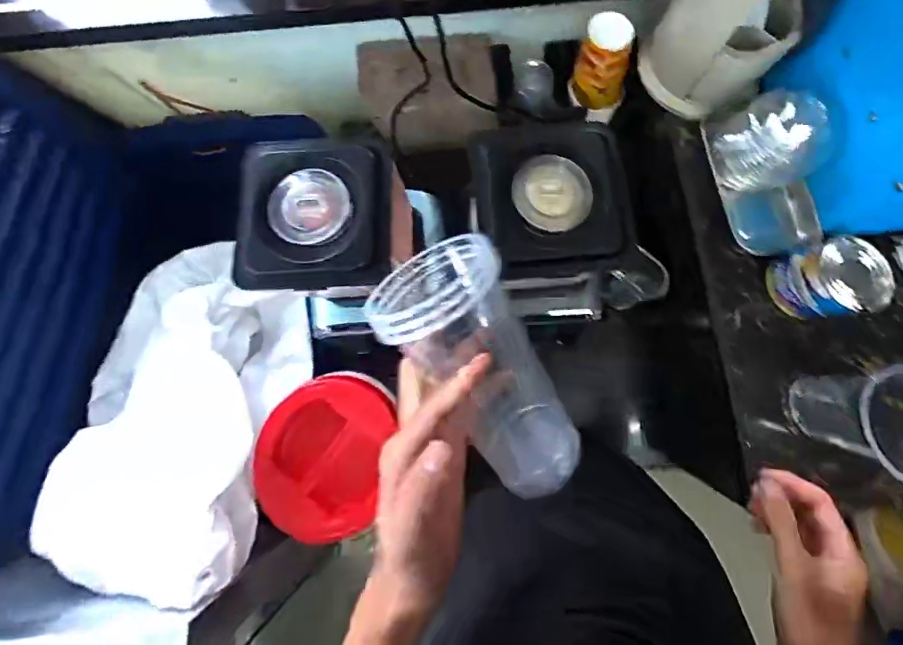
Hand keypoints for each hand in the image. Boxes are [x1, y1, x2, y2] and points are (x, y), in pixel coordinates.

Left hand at [345, 355, 491, 644]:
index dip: (457, 382)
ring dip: (463, 368)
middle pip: (426, 383)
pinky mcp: (447, 452)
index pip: (431, 404)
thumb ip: (423, 485)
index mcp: (401, 447)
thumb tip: (441, 446)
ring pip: (447, 393)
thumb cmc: (409, 551)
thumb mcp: (413, 524)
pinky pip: (463, 413)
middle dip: (444, 353)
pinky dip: (479, 393)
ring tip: (490, 341)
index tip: (483, 359)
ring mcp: (431, 442)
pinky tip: (500, 382)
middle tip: (470, 323)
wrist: (411, 579)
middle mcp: (413, 435)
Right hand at [750, 468, 868, 644]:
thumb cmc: (808, 621)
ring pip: (802, 526)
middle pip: (812, 512)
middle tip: (755, 489)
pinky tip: (761, 527)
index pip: (820, 501)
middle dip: (783, 496)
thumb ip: (781, 523)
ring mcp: (826, 568)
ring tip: (753, 505)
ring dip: (778, 512)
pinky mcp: (812, 579)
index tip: (764, 476)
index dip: (792, 484)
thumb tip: (767, 484)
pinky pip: (797, 542)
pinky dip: (779, 530)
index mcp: (844, 550)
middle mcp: (839, 555)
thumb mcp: (792, 567)